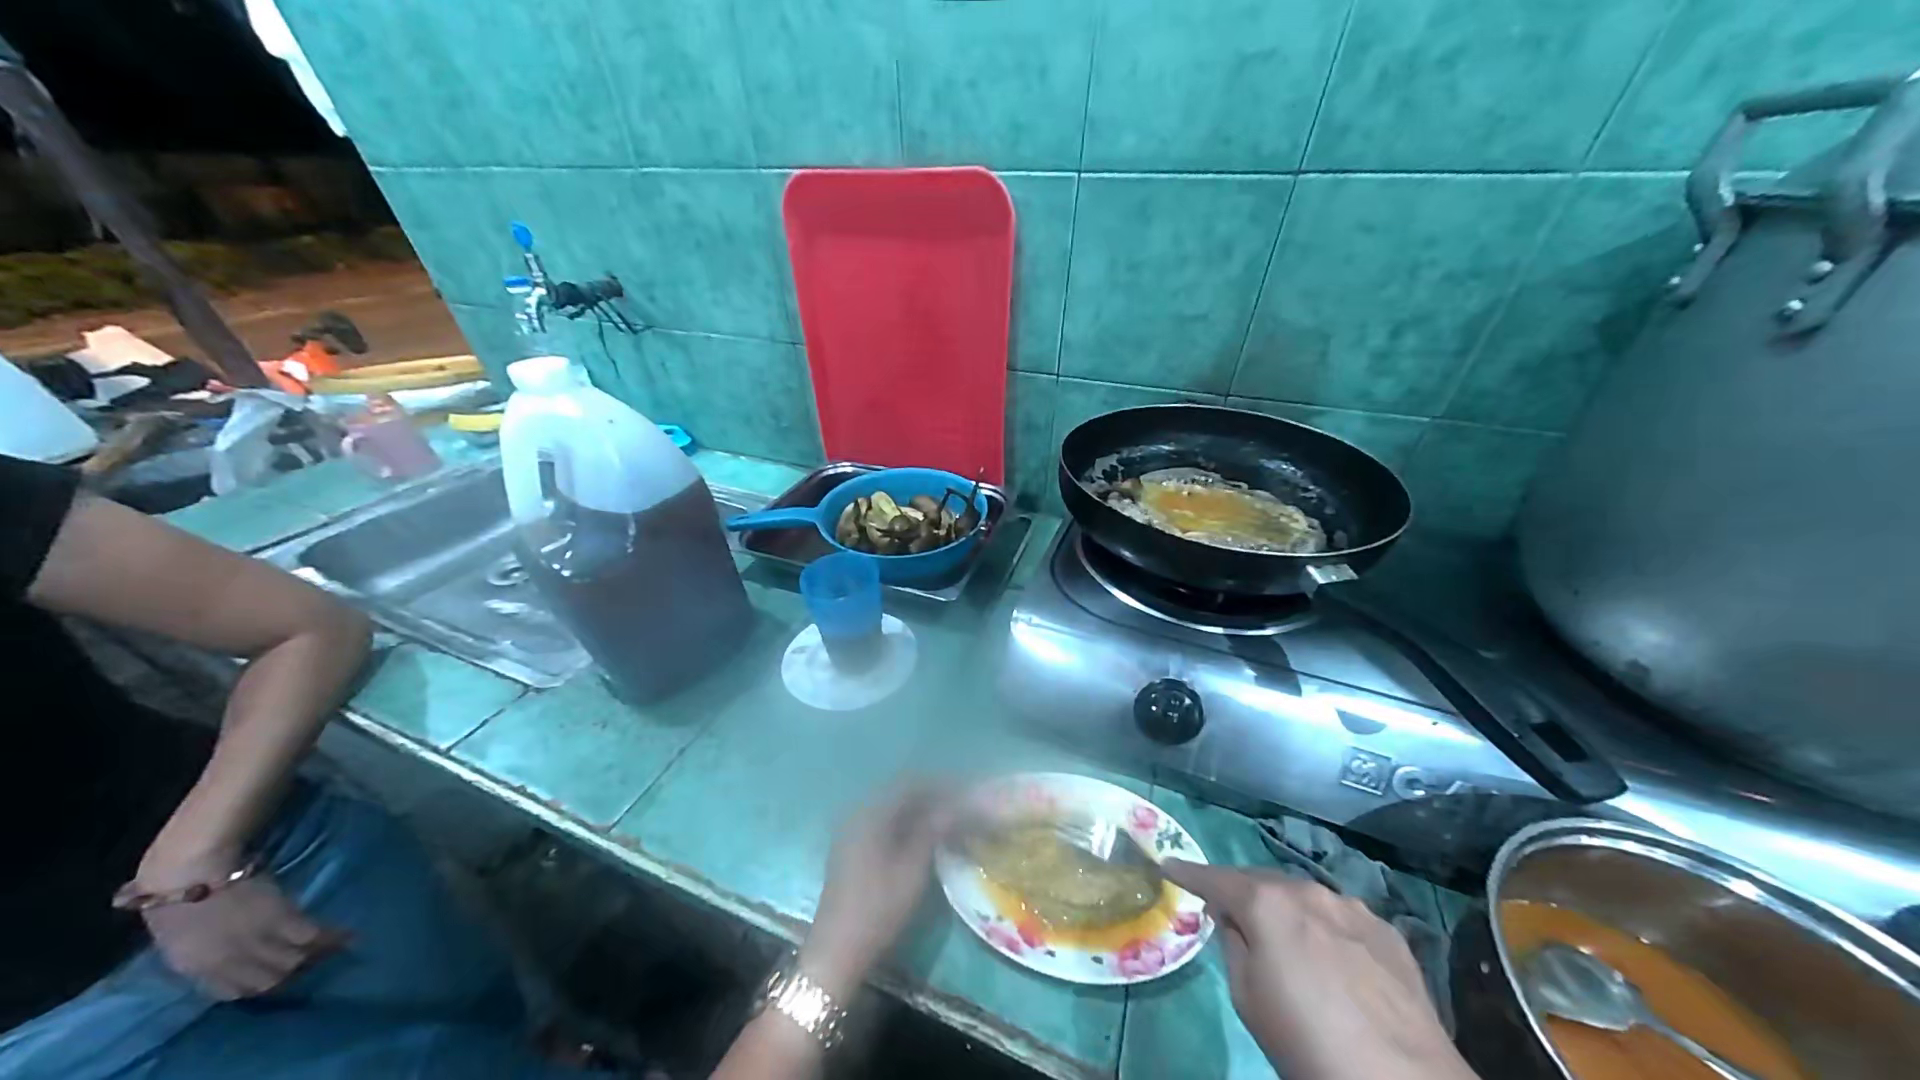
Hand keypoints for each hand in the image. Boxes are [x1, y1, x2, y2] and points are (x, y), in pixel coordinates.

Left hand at [138, 852, 346, 1000]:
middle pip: (268, 980)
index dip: (256, 985)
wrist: (189, 873)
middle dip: (287, 974)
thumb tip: (230, 951)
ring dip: (310, 956)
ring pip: (290, 962)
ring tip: (328, 948)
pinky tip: (345, 936)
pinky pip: (309, 935)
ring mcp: (255, 941)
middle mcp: (228, 962)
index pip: (234, 991)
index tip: (273, 976)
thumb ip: (202, 950)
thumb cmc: (173, 900)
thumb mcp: (177, 937)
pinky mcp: (280, 919)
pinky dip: (328, 937)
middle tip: (307, 962)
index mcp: (196, 969)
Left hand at [798, 785, 948, 997]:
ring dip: (919, 811)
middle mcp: (858, 814)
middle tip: (960, 806)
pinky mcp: (851, 849)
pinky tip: (924, 837)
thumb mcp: (912, 869)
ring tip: (948, 821)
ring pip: (892, 809)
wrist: (837, 951)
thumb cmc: (878, 909)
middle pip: (900, 794)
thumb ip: (932, 831)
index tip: (966, 792)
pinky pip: (883, 824)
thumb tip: (954, 806)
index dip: (940, 785)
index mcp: (870, 813)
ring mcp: (851, 831)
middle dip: (931, 797)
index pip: (910, 784)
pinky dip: (906, 825)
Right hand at [1162, 860, 1476, 1079]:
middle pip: (1260, 882)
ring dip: (1285, 909)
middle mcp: (1308, 891)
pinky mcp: (1388, 933)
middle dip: (1241, 893)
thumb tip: (1234, 919)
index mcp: (1266, 902)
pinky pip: (1340, 919)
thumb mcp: (1246, 997)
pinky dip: (1323, 927)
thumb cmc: (1307, 1043)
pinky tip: (1329, 958)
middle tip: (1226, 913)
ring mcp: (1353, 909)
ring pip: (1303, 897)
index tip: (1169, 866)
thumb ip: (1233, 943)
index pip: (1215, 879)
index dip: (1188, 873)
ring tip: (1281, 938)